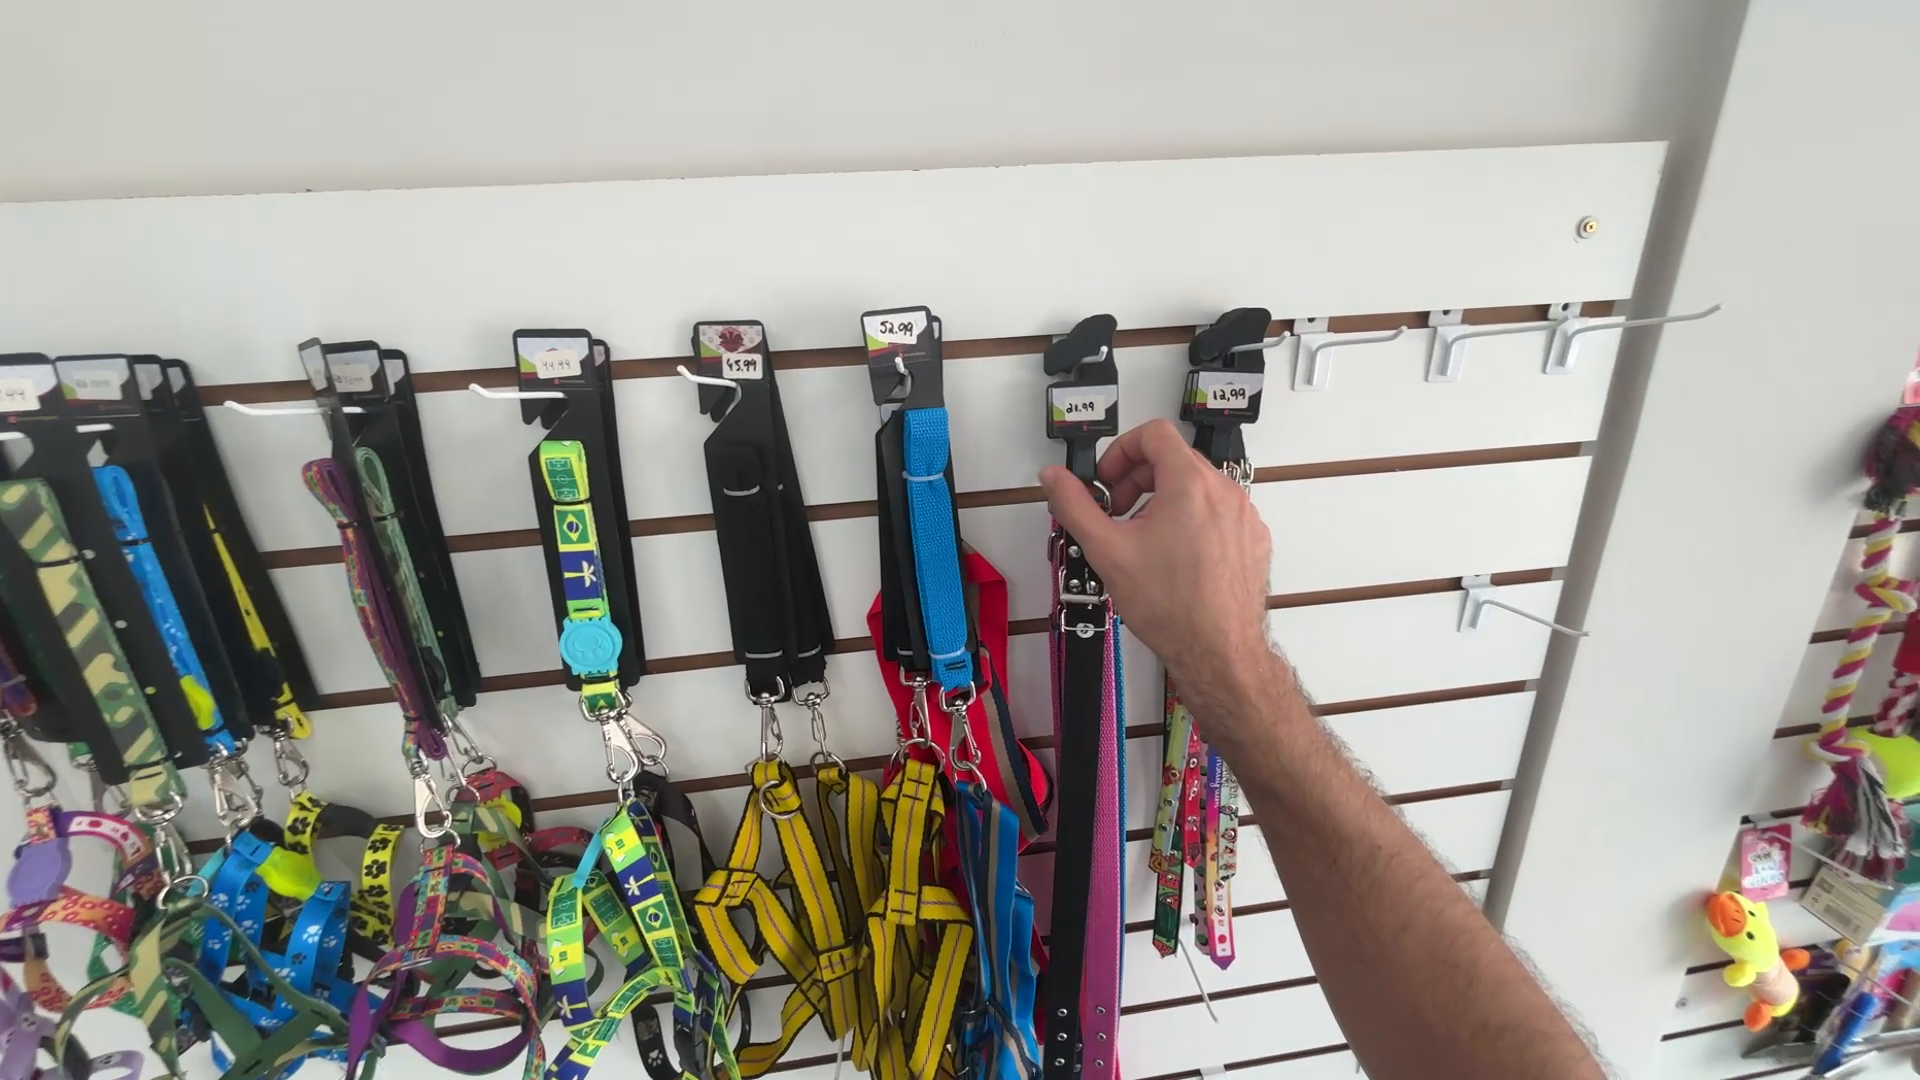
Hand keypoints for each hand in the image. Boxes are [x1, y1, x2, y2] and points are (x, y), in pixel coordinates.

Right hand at [1039, 419, 1281, 724]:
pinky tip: (1173, 556)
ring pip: (1197, 487)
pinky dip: (1191, 520)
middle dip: (1137, 479)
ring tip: (1143, 538)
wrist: (1217, 651)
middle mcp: (1224, 492)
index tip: (1108, 479)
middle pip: (1174, 459)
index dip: (1121, 451)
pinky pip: (1218, 512)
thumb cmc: (1171, 606)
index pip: (1154, 434)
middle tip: (1117, 511)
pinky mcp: (1253, 538)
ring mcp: (1244, 516)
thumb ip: (1074, 505)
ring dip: (1163, 500)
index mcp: (1189, 484)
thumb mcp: (1107, 550)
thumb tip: (1054, 478)